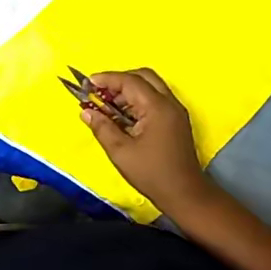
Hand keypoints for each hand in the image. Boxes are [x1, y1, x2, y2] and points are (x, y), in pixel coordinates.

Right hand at [80, 68, 212, 213]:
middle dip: (119, 81)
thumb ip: (102, 128)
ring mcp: (175, 111)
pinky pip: (155, 100)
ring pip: (150, 87)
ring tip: (107, 107)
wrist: (183, 192)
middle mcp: (169, 103)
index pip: (130, 81)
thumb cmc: (151, 173)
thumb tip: (86, 112)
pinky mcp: (176, 121)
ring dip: (128, 92)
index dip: (107, 79)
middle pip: (143, 77)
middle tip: (99, 92)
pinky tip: (123, 117)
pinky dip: (137, 102)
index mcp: (157, 108)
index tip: (87, 83)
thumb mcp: (120, 152)